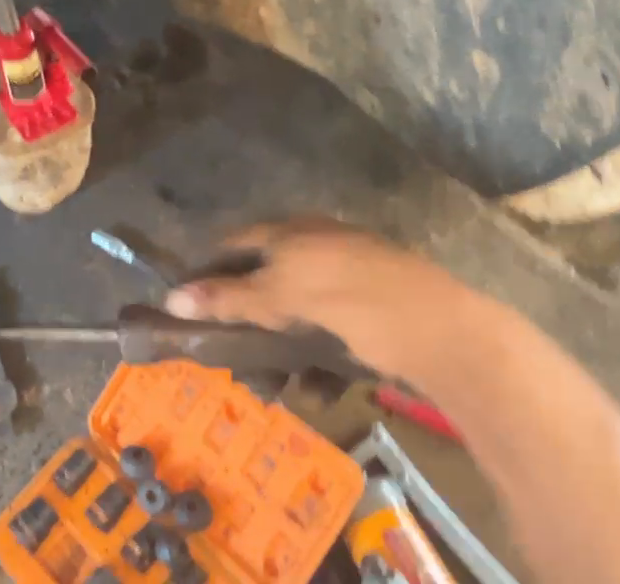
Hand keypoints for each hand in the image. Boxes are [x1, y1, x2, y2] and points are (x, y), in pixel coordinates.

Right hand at [164, 218, 489, 382]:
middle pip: (266, 280)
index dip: (209, 271)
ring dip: (281, 348)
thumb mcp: (282, 299)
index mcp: (292, 231)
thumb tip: (170, 297)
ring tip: (276, 386)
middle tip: (233, 354)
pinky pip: (331, 330)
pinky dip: (318, 356)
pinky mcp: (376, 308)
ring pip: (298, 311)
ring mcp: (350, 275)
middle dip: (246, 320)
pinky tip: (318, 388)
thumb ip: (228, 298)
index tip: (191, 306)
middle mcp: (318, 244)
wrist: (449, 333)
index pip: (234, 242)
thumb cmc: (354, 302)